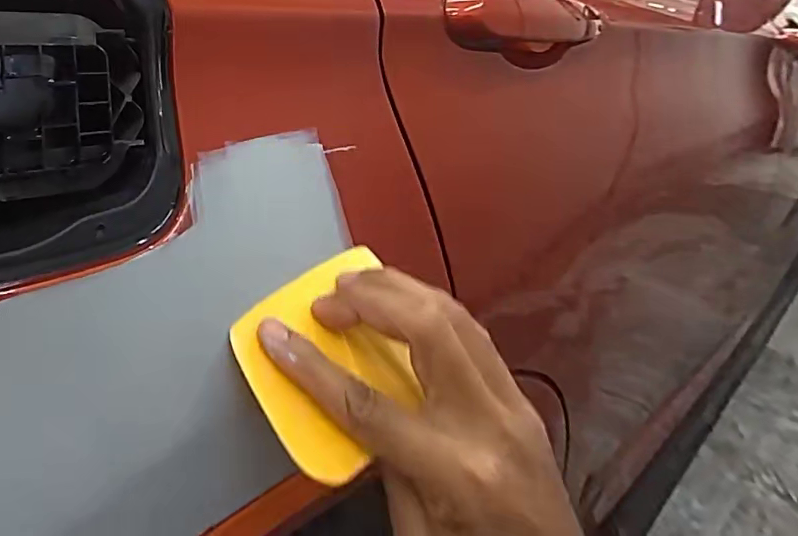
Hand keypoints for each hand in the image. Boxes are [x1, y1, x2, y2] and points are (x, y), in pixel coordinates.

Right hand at [257, 269, 581, 535]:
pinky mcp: (522, 402)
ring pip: (455, 316)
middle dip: (367, 298)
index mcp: (460, 472)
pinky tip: (399, 303)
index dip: (311, 365)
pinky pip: (472, 332)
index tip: (275, 336)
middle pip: (426, 328)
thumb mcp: (414, 527)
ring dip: (399, 288)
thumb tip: (339, 393)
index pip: (368, 403)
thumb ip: (380, 454)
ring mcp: (516, 411)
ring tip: (356, 285)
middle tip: (326, 298)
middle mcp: (493, 429)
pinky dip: (427, 305)